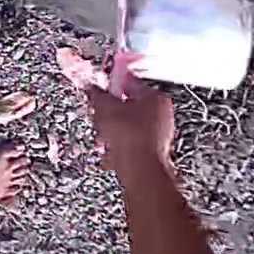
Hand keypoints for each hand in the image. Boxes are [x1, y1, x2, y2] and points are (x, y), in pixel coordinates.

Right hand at [85, 55, 173, 174]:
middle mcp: (162, 113)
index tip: (98, 88)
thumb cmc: (131, 139)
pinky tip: (110, 152)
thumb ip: (96, 94)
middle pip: (127, 104)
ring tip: (102, 138)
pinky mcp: (152, 151)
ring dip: (111, 131)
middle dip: (108, 112)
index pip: (129, 81)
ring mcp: (159, 133)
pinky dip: (119, 145)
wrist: (140, 172)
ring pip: (127, 125)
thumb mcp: (104, 108)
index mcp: (155, 97)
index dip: (109, 85)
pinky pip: (131, 141)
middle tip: (98, 116)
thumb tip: (91, 88)